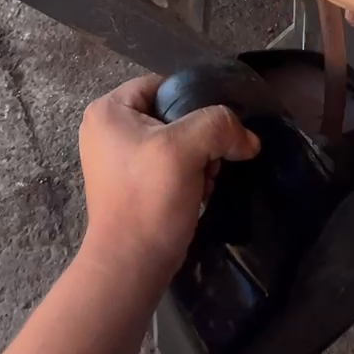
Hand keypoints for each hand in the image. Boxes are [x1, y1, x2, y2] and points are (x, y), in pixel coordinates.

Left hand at [76, 75, 258, 276]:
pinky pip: (166, 165)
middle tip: (211, 162)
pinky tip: (196, 195)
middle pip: (169, 115)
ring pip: (172, 142)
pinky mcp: (128, 184)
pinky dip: (186, 176)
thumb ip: (219, 127)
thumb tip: (247, 137)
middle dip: (198, 138)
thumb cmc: (149, 199)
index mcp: (108, 110)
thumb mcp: (186, 150)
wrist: (130, 267)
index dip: (194, 101)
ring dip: (197, 160)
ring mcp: (114, 158)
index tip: (218, 128)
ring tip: (205, 181)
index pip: (162, 85)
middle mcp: (105, 128)